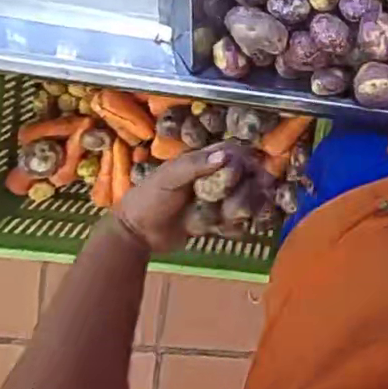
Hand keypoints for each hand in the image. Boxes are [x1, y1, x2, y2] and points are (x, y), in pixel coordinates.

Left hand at [112, 143, 256, 253]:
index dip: (245, 164)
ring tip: (223, 219)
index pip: (239, 154)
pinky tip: (221, 230)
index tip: (240, 178)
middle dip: (244, 193)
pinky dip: (235, 227)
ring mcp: (221, 199)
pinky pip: (240, 222)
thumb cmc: (149, 198)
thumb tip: (225, 156)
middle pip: (249, 178)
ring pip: (248, 200)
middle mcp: (219, 177)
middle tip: (229, 207)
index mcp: (208, 160)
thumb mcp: (168, 177)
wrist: (137, 234)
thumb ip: (195, 165)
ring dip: (241, 210)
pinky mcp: (220, 221)